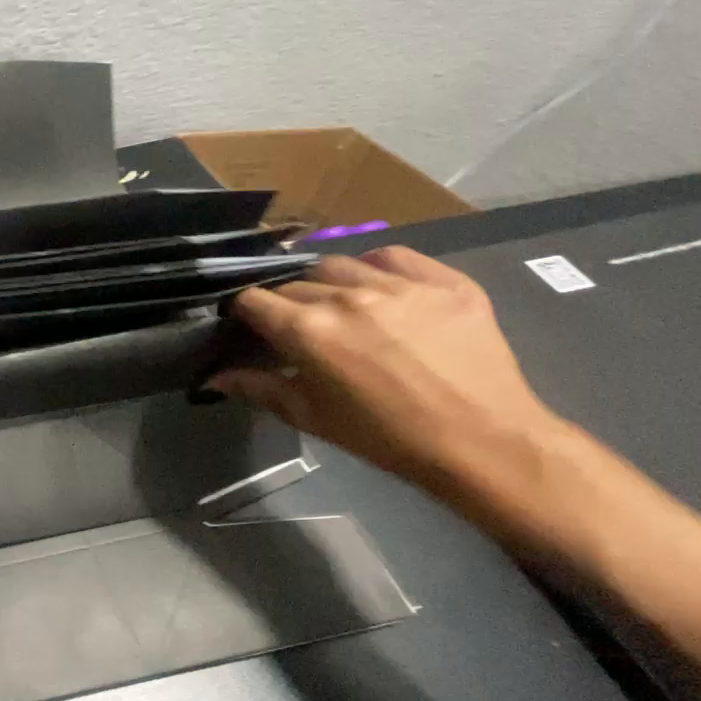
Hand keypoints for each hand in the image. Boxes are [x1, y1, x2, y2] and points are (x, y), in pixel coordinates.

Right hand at [206, 246, 573, 486]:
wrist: (486, 444)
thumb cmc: (386, 437)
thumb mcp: (311, 416)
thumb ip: (257, 387)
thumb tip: (213, 377)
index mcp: (306, 330)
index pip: (252, 300)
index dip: (245, 313)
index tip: (251, 327)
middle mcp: (346, 296)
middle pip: (294, 283)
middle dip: (288, 304)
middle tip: (302, 330)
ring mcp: (399, 286)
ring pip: (339, 265)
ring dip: (328, 283)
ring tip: (340, 306)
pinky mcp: (445, 283)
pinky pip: (395, 256)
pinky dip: (378, 266)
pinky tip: (381, 287)